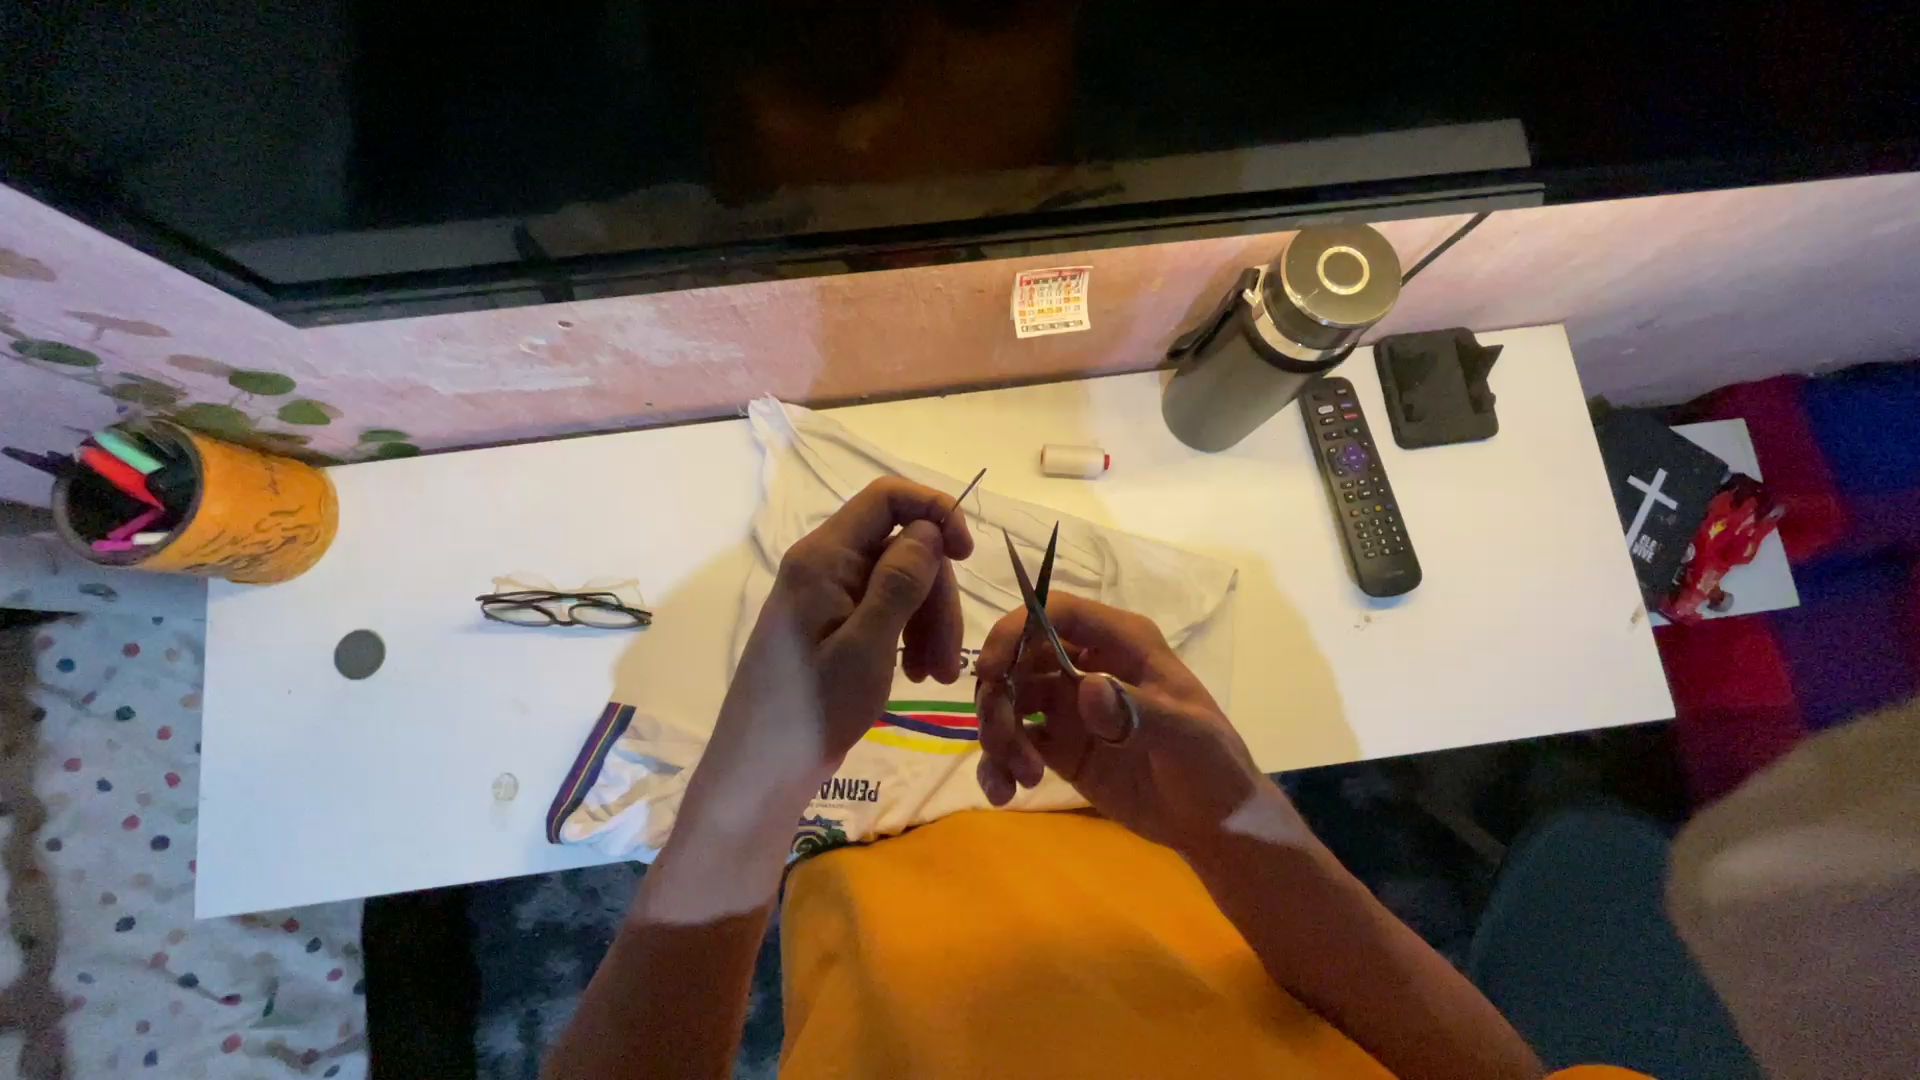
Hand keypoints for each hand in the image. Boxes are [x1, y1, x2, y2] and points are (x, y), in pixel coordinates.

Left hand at [698, 478, 974, 803]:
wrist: (761, 771)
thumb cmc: (811, 711)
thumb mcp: (866, 647)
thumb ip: (899, 581)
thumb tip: (929, 527)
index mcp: (824, 557)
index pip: (886, 497)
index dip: (935, 512)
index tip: (967, 555)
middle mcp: (824, 565)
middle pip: (901, 548)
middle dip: (937, 594)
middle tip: (950, 658)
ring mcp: (828, 596)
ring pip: (900, 581)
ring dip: (929, 622)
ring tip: (936, 676)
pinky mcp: (834, 626)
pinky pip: (885, 609)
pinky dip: (910, 635)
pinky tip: (917, 674)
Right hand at [973, 594, 1285, 855]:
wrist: (1213, 823)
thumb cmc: (1211, 765)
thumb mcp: (1187, 737)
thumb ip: (1138, 712)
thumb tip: (1086, 687)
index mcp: (1122, 643)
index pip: (1057, 612)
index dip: (1017, 630)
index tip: (991, 670)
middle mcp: (1087, 663)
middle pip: (1019, 656)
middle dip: (998, 694)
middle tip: (1004, 742)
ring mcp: (1068, 704)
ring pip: (1008, 698)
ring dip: (997, 732)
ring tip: (1021, 776)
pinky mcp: (1056, 743)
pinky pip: (1012, 740)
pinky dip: (997, 762)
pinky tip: (1004, 791)